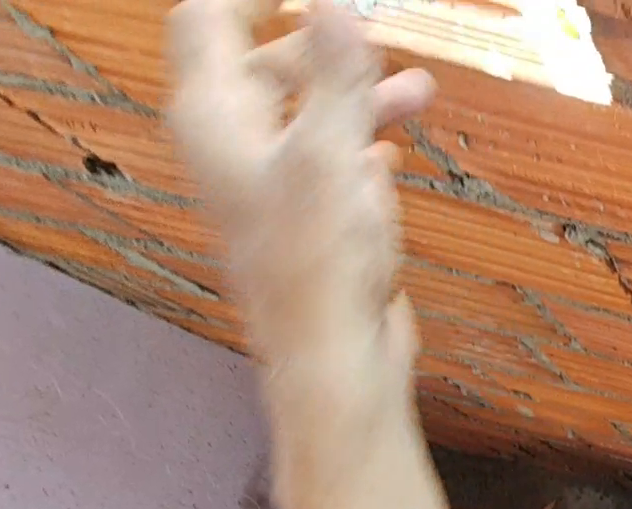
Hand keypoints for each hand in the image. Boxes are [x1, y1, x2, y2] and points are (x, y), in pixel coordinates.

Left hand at [166, 0, 433, 403]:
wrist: (336, 351)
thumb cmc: (322, 259)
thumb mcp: (330, 157)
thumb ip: (336, 78)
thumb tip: (338, 5)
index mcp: (216, 117)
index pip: (210, 19)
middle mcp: (237, 145)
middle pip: (270, 68)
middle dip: (327, 49)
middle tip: (377, 33)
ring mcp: (278, 187)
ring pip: (313, 120)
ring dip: (361, 100)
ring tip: (422, 90)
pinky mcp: (315, 223)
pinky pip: (334, 167)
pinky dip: (363, 148)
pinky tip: (393, 150)